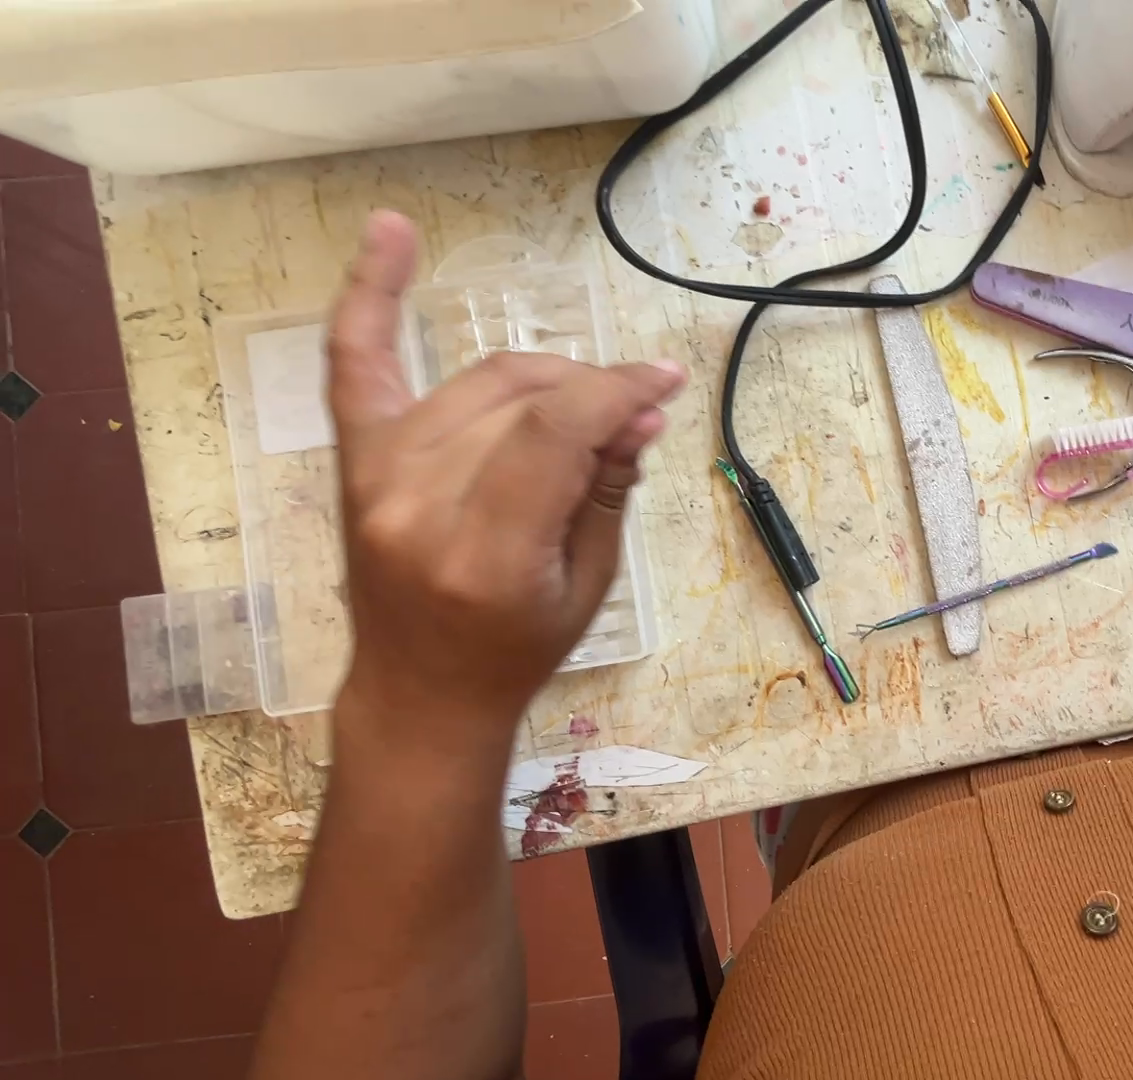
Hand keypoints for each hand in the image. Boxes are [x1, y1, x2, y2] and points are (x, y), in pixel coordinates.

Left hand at [325, 211, 685, 758]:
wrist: (423, 690)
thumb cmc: (521, 648)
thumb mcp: (589, 581)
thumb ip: (608, 490)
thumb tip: (642, 411)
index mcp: (488, 551)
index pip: (555, 433)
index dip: (617, 390)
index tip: (666, 377)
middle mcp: (417, 503)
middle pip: (520, 399)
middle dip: (593, 390)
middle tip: (638, 407)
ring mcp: (374, 475)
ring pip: (479, 384)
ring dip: (547, 376)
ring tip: (587, 397)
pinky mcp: (355, 460)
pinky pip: (357, 363)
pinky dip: (373, 296)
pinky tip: (393, 233)